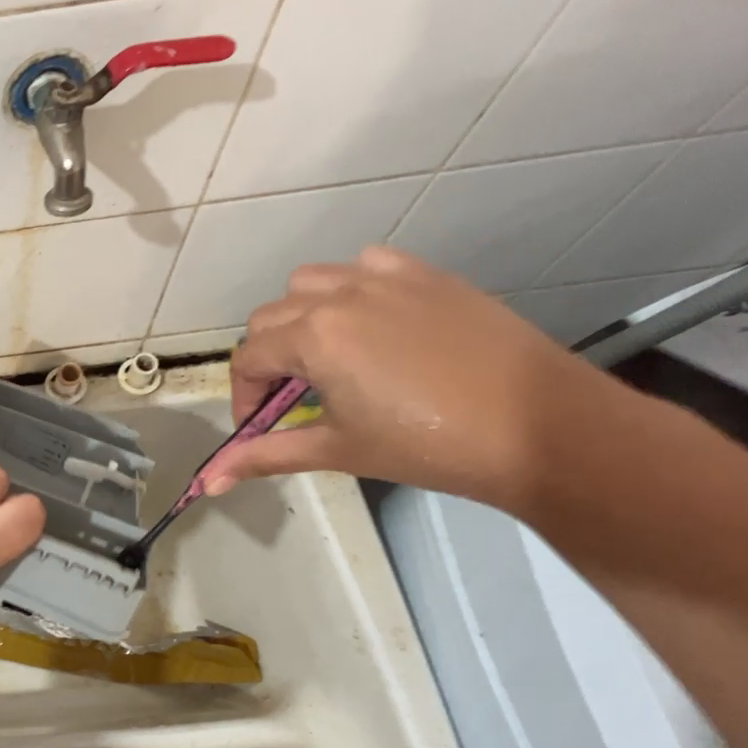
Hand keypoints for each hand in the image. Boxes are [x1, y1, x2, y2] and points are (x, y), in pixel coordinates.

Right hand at [199, 246, 625, 511]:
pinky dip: (350, 290)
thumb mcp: (337, 450)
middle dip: (267, 360)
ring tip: (325, 358)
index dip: (244, 399)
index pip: (247, 359)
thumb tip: (209, 483)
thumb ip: (265, 456)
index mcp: (313, 337)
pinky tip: (370, 326)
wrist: (539, 427)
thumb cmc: (428, 444)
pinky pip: (366, 265)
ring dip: (300, 317)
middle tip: (290, 401)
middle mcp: (340, 295)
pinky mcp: (428, 276)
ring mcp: (386, 278)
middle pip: (269, 319)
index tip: (259, 430)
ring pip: (311, 283)